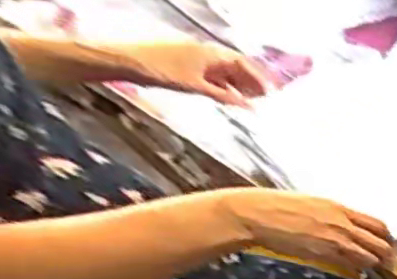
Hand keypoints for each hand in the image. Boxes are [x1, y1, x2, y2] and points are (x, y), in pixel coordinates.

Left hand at [118, 42, 270, 105]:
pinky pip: (213, 74)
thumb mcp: (198, 86)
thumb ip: (226, 97)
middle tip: (263, 99)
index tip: (271, 93)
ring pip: (225, 70)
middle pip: (235, 65)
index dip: (258, 77)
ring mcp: (194, 57)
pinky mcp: (186, 64)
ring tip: (248, 100)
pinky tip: (229, 96)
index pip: (241, 62)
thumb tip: (251, 108)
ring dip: (239, 84)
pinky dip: (225, 85)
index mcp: (207, 53)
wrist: (125, 61)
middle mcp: (203, 52)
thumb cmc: (161, 71)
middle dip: (251, 81)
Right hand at [220, 190, 393, 273]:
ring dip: (375, 264)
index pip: (378, 225)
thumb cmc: (272, 205)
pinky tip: (355, 269)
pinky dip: (359, 269)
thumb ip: (333, 216)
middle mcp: (342, 223)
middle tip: (384, 261)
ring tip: (370, 267)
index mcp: (338, 208)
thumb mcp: (310, 203)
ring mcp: (336, 239)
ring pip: (373, 257)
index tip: (384, 244)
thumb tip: (349, 228)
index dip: (386, 238)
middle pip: (383, 244)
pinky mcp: (327, 253)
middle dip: (387, 255)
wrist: (249, 213)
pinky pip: (354, 264)